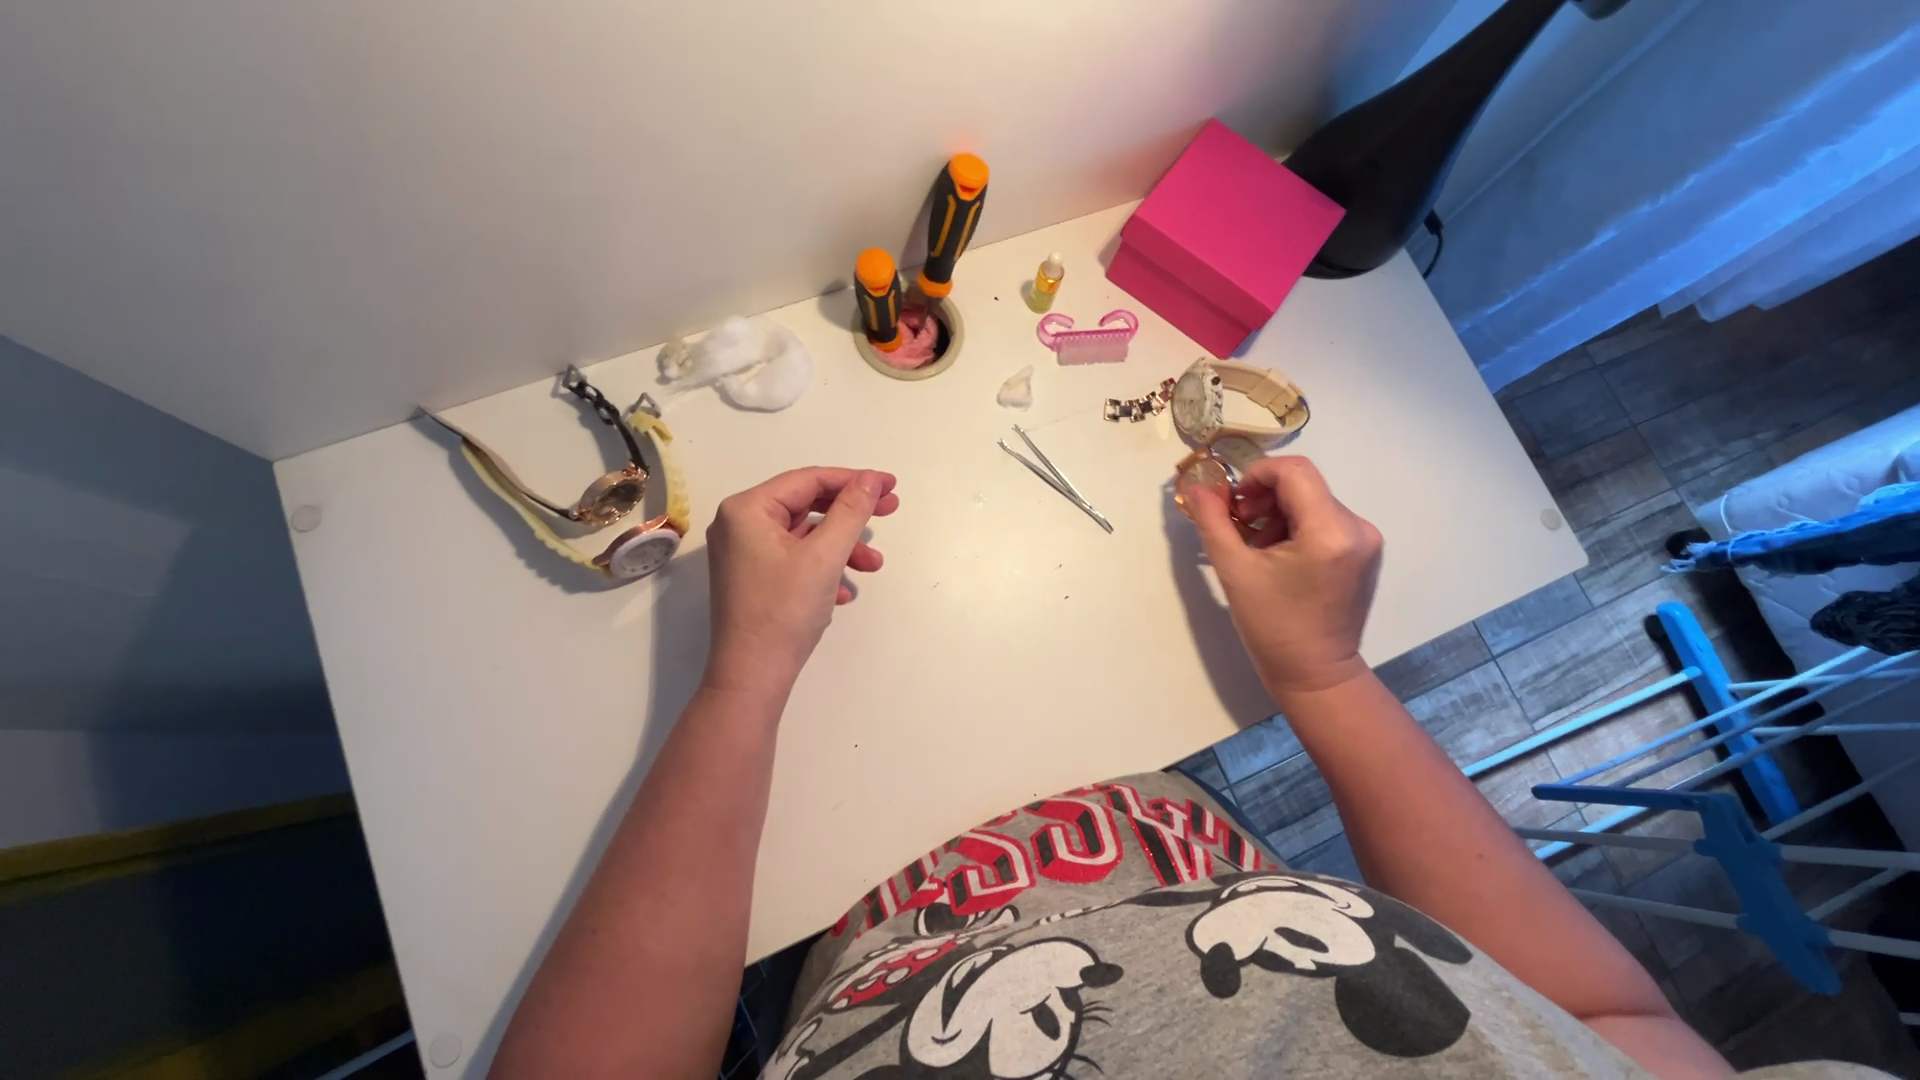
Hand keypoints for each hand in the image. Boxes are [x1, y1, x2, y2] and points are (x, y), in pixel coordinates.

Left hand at [702, 467, 899, 698]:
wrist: (752, 675)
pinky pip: (794, 558)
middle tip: (891, 512)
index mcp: (747, 509)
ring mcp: (743, 553)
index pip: (808, 480)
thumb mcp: (825, 556)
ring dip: (842, 546)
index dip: (854, 480)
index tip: (891, 485)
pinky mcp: (752, 578)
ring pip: (804, 535)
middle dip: (851, 514)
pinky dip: (823, 567)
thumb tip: (870, 480)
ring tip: (873, 566)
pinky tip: (843, 591)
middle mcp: (739, 524)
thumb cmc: (785, 610)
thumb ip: (851, 511)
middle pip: (807, 505)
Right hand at [1185, 456, 1382, 701]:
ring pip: (1313, 501)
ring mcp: (1365, 539)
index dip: (1257, 474)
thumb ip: (1213, 521)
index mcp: (1329, 532)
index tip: (1231, 500)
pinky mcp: (1364, 551)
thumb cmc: (1271, 626)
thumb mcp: (1234, 570)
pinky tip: (1278, 556)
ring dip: (1278, 512)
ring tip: (1257, 546)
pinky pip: (1325, 519)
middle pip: (1304, 485)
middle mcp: (1357, 528)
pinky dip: (1296, 526)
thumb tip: (1198, 487)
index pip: (1294, 472)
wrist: (1314, 673)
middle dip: (1264, 497)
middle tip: (1238, 525)